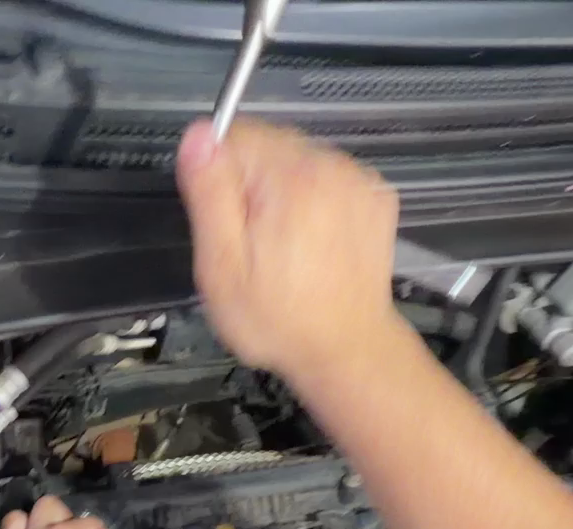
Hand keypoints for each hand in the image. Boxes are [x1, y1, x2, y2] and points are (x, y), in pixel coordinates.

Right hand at [175, 118, 404, 381]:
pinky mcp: (375, 197)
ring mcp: (358, 179)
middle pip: (268, 146)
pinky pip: (328, 181)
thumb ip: (209, 196)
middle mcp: (329, 165)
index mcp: (287, 178)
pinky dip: (314, 205)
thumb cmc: (276, 320)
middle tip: (251, 247)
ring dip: (282, 196)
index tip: (224, 225)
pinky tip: (312, 247)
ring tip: (284, 252)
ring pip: (297, 163)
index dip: (217, 181)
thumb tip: (197, 134)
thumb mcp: (221, 268)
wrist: (344, 351)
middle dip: (250, 188)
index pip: (234, 136)